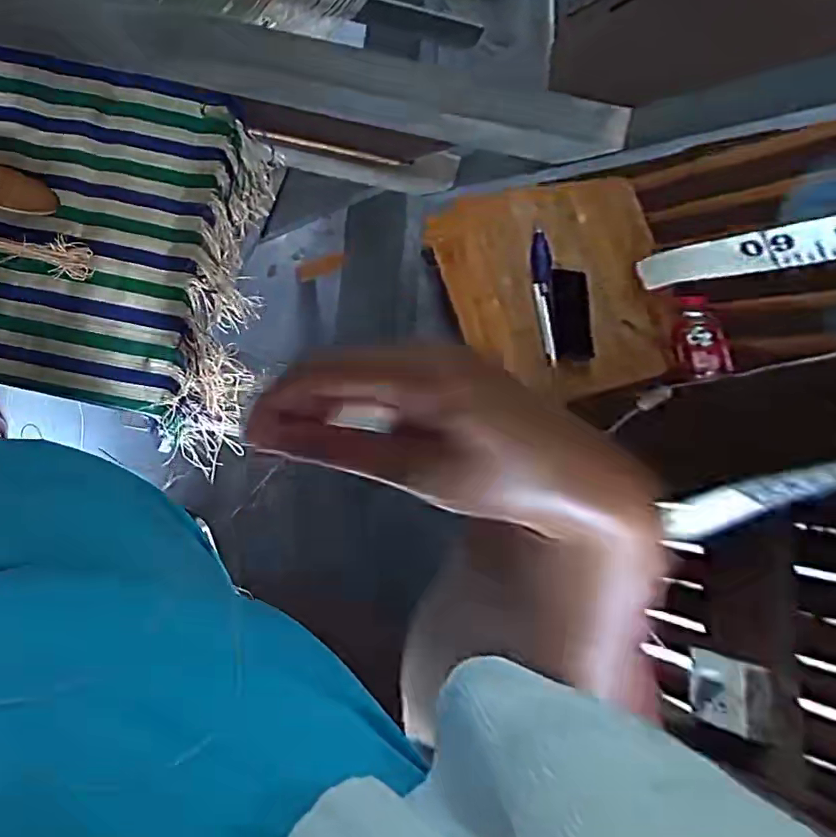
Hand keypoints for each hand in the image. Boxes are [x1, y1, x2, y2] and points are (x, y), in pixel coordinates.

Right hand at [244, 346, 661, 539]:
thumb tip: (268, 439)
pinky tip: (329, 420)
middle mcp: (422, 352)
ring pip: (344, 365)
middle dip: (288, 397)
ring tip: (289, 431)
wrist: (586, 483)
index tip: (249, 432)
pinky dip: (340, 395)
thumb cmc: (502, 484)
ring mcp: (431, 355)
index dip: (278, 400)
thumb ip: (335, 449)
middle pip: (328, 363)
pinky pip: (368, 372)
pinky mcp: (436, 366)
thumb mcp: (413, 472)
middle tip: (262, 435)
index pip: (323, 373)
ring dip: (311, 396)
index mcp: (420, 374)